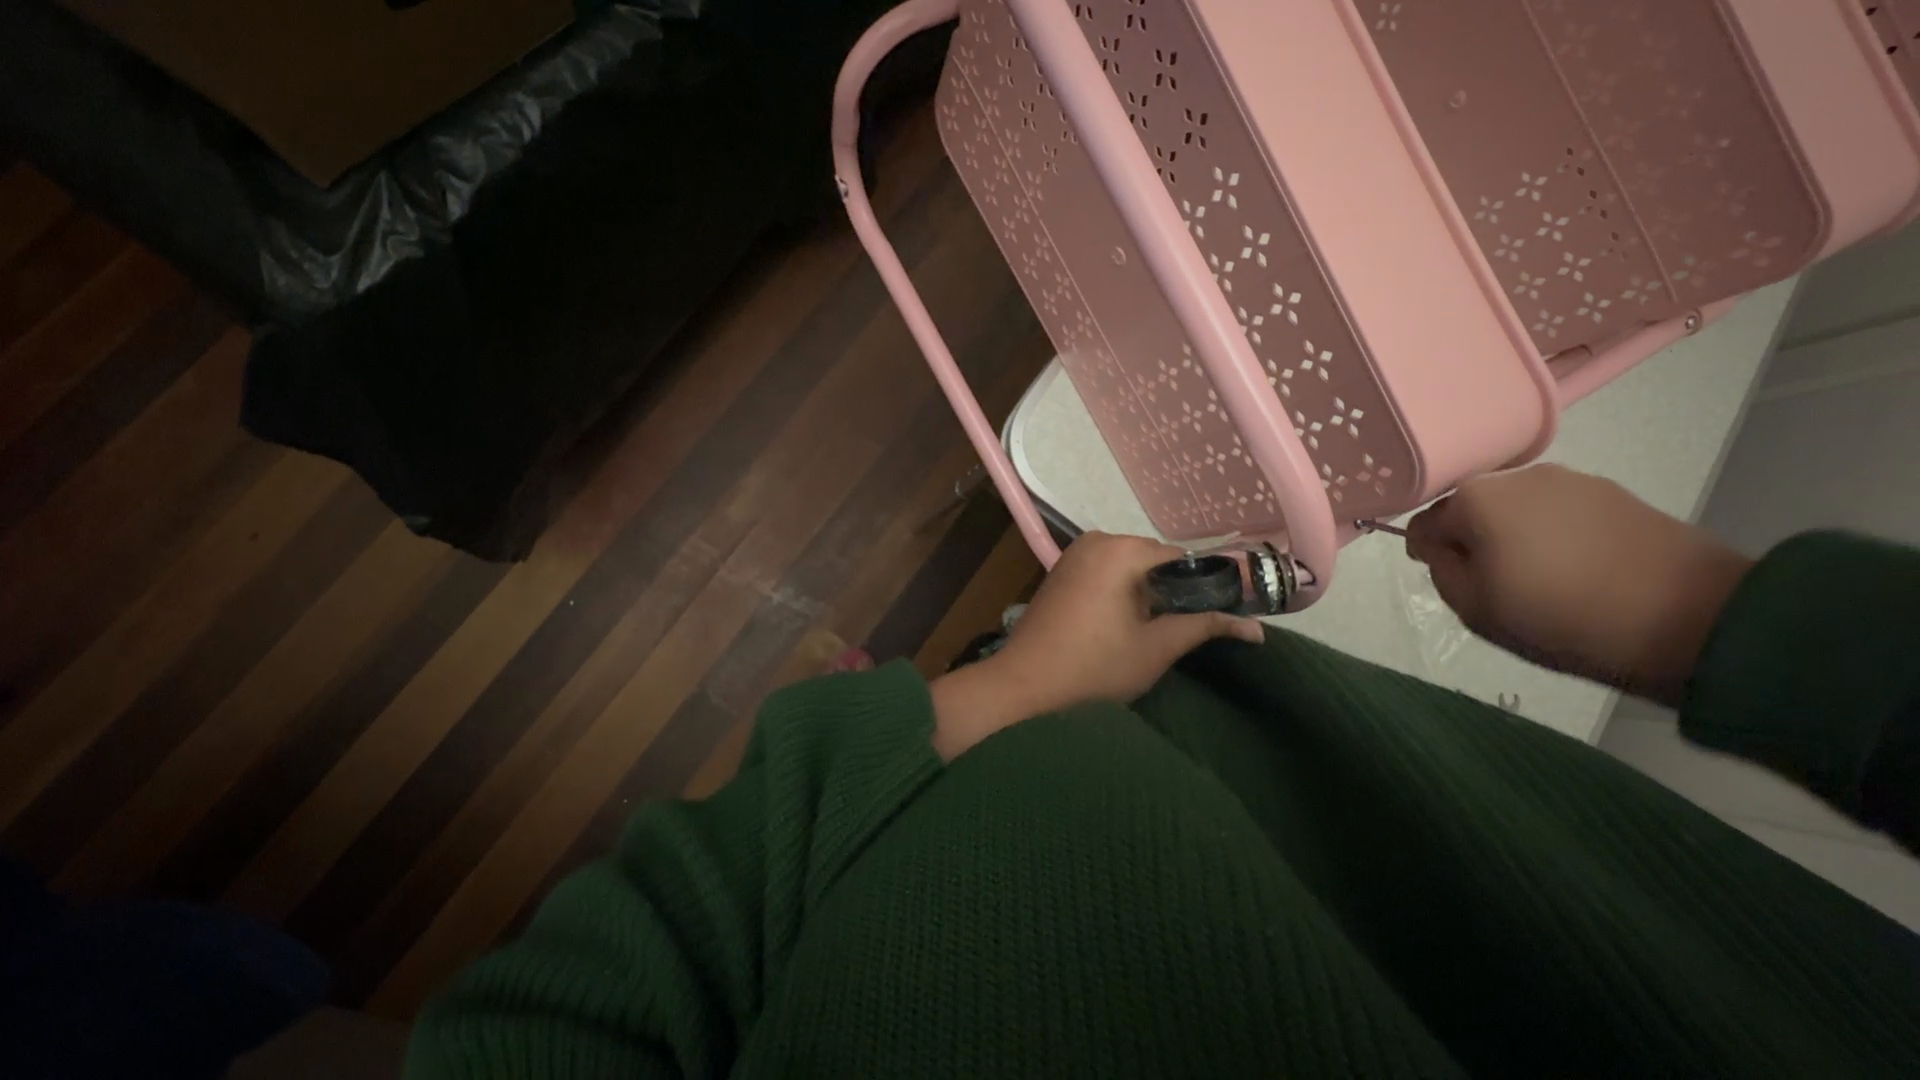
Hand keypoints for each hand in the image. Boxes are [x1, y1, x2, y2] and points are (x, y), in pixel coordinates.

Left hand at [929, 532, 1264, 759]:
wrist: (1022, 685)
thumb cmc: (1093, 668)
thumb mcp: (1156, 648)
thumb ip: (1205, 627)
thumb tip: (1256, 628)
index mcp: (1123, 550)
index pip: (1184, 560)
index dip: (1206, 589)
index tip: (1219, 618)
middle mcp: (1098, 540)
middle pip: (1157, 561)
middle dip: (1175, 592)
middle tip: (1184, 633)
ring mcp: (1075, 554)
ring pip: (1132, 569)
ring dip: (1148, 595)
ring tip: (1156, 633)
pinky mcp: (1062, 572)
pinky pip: (1107, 574)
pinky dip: (1123, 594)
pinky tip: (1126, 626)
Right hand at [1406, 464, 1753, 704]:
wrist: (1690, 617)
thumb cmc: (1562, 616)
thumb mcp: (1475, 609)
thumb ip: (1441, 571)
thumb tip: (1443, 548)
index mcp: (1475, 498)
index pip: (1424, 523)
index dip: (1432, 556)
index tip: (1459, 585)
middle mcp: (1519, 475)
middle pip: (1473, 510)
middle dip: (1477, 541)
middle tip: (1502, 587)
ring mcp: (1573, 480)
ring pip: (1519, 510)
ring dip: (1519, 538)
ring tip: (1547, 580)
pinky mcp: (1615, 494)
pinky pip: (1562, 513)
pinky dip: (1559, 537)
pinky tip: (1583, 570)